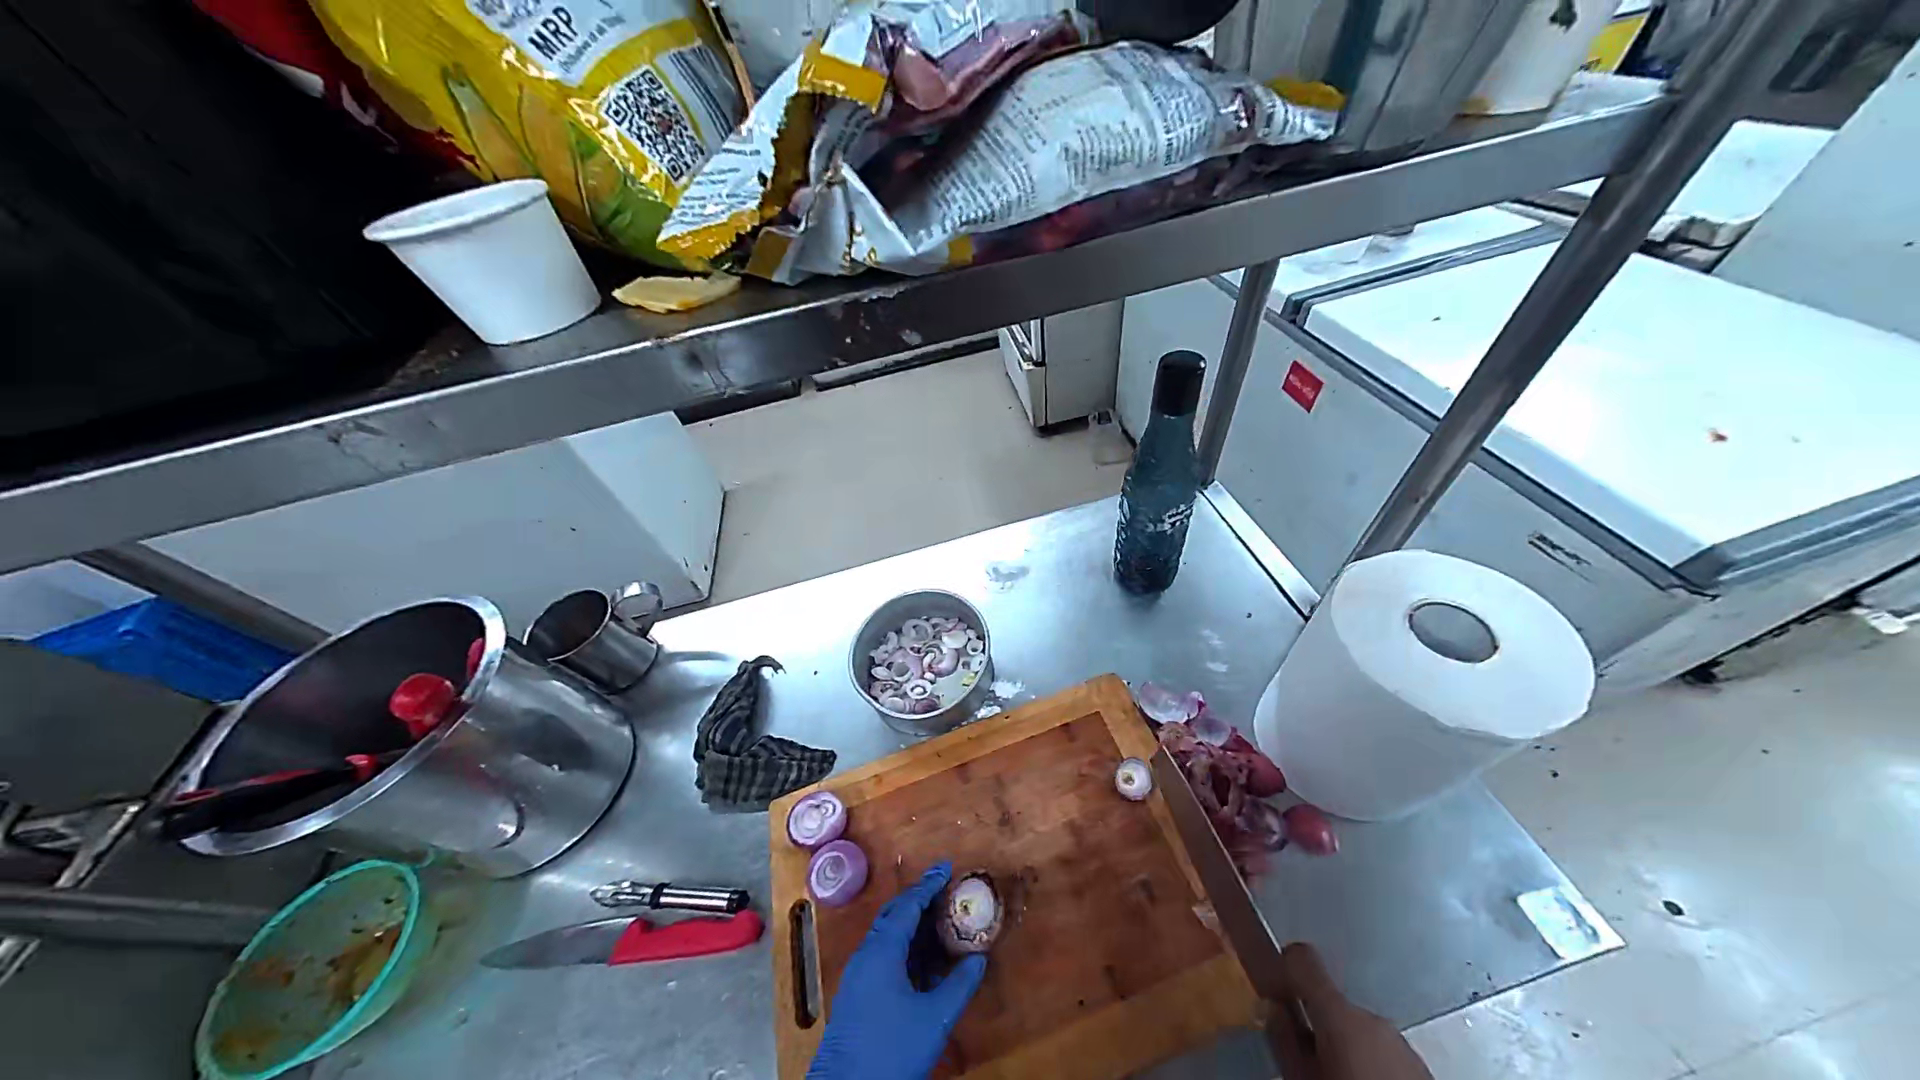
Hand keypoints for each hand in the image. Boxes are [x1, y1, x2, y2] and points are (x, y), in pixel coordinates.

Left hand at [807, 861, 988, 1079]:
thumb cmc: (892, 1049)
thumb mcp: (934, 1019)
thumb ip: (959, 985)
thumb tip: (979, 959)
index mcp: (882, 950)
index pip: (908, 905)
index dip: (929, 884)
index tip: (947, 866)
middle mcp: (867, 954)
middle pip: (894, 915)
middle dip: (919, 899)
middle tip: (945, 890)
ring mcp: (859, 974)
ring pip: (887, 936)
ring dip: (912, 926)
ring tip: (940, 921)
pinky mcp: (857, 993)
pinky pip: (883, 956)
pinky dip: (904, 948)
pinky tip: (923, 962)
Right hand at [1268, 943, 1433, 1079]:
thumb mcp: (1302, 1079)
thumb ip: (1283, 1040)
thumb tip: (1273, 1007)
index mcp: (1338, 1014)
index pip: (1303, 959)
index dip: (1285, 966)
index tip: (1276, 989)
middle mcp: (1372, 1017)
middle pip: (1331, 1003)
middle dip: (1317, 1025)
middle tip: (1308, 1061)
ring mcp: (1402, 1043)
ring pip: (1358, 1029)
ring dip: (1345, 1047)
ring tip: (1339, 1078)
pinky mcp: (1421, 1067)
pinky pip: (1382, 1051)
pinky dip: (1370, 1063)